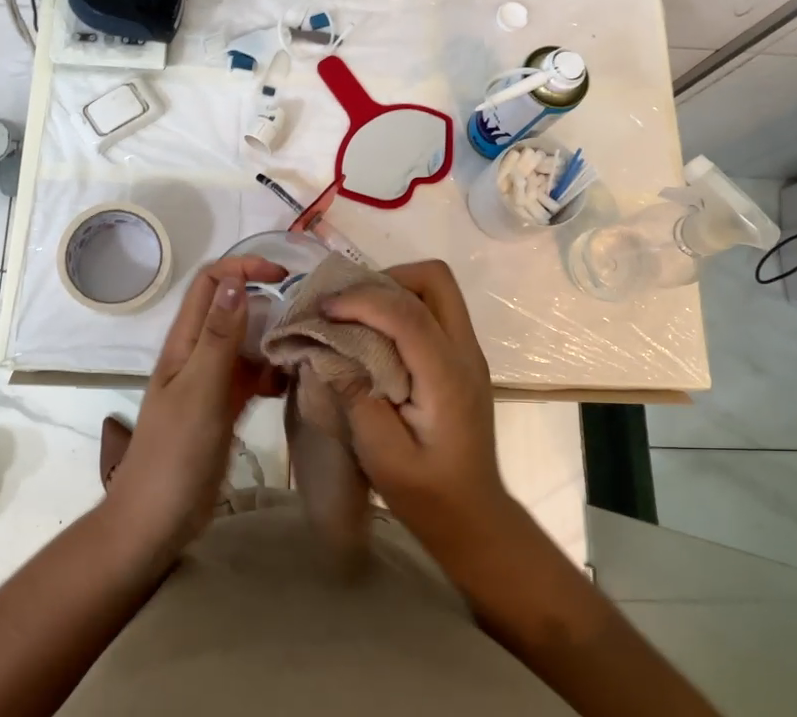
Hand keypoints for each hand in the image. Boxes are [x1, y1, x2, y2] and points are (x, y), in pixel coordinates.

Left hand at [102, 255, 288, 554]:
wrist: (156, 519)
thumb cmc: (175, 454)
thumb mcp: (200, 391)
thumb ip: (218, 338)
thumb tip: (236, 281)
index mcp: (184, 343)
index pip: (211, 284)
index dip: (243, 268)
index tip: (284, 277)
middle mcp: (197, 355)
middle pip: (233, 310)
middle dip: (268, 303)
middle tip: (309, 317)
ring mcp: (211, 383)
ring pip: (247, 344)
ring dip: (274, 341)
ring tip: (309, 350)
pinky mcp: (224, 409)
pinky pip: (253, 378)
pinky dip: (273, 374)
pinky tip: (294, 385)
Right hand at [322, 260, 509, 531]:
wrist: (473, 517)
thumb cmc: (427, 494)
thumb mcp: (382, 455)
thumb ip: (356, 398)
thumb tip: (327, 352)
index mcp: (447, 378)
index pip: (408, 314)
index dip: (362, 301)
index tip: (323, 310)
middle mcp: (465, 353)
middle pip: (435, 280)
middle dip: (386, 279)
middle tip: (346, 306)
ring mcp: (468, 353)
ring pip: (436, 290)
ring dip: (393, 291)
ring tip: (354, 316)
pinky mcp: (461, 359)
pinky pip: (434, 310)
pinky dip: (400, 308)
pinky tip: (371, 335)